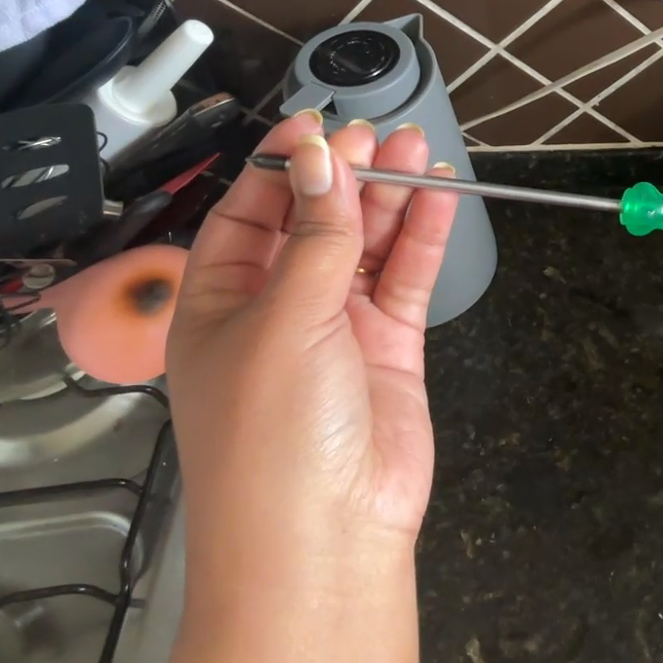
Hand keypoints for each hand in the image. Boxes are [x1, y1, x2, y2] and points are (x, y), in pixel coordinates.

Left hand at [164, 112, 457, 662]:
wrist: (330, 536)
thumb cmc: (273, 434)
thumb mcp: (283, 320)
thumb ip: (315, 235)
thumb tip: (323, 156)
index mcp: (220, 300)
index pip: (249, 212)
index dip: (284, 167)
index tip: (320, 126)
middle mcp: (278, 306)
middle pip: (317, 221)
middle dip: (348, 177)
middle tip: (382, 136)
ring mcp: (339, 324)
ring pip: (368, 243)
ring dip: (393, 198)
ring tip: (420, 150)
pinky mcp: (390, 343)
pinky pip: (407, 276)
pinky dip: (426, 237)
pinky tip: (442, 200)